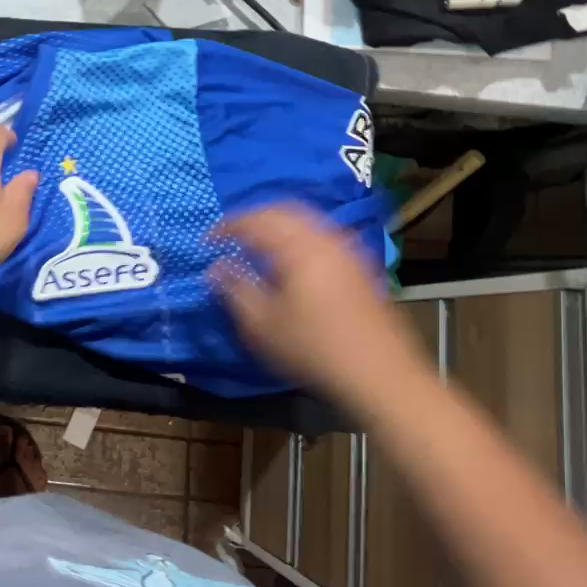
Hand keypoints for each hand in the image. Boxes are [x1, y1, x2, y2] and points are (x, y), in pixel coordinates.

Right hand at [208, 203, 432, 410]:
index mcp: (297, 248)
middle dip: (253, 220)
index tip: (207, 242)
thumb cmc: (313, 348)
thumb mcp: (261, 324)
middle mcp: (325, 240)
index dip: (226, 227)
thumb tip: (215, 268)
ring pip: (306, 223)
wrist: (379, 374)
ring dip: (278, 228)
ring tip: (257, 248)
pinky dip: (298, 241)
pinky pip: (322, 238)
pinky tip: (290, 264)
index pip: (255, 220)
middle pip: (284, 212)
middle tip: (231, 236)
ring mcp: (348, 253)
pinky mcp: (360, 269)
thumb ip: (234, 289)